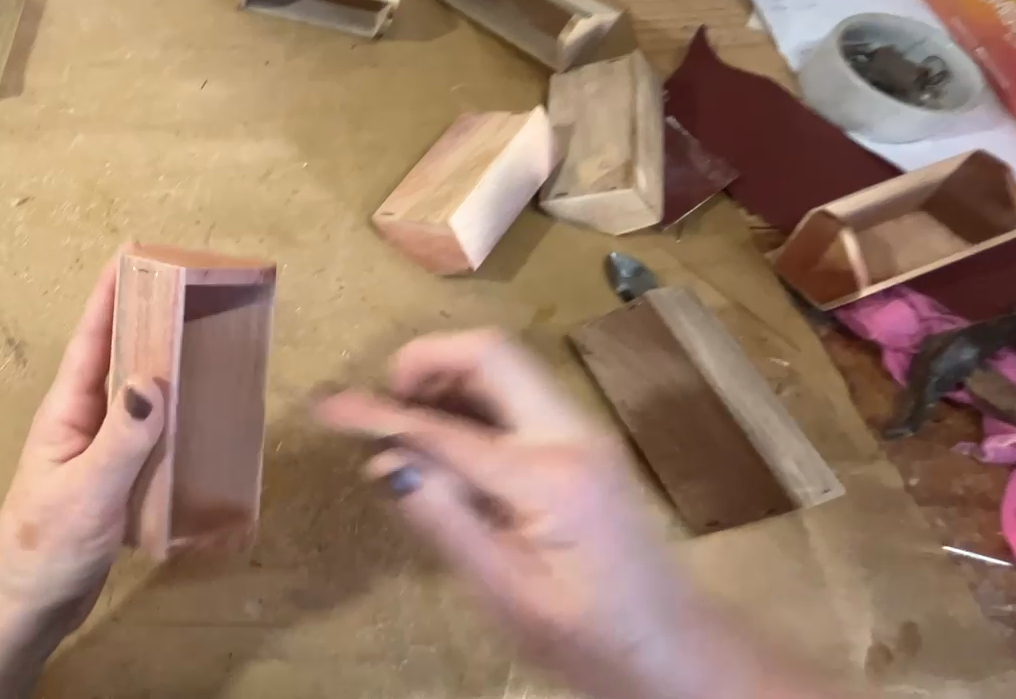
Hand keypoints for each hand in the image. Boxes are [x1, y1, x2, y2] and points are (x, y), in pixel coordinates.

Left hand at [0, 254, 164, 628]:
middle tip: (180, 287)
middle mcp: (82, 416)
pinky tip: (195, 413)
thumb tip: (154, 379)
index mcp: (67, 408)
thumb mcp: (87, 490)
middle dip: (141, 316)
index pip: (91, 337)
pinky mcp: (113, 473)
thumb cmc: (47, 545)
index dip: (109, 293)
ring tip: (196, 337)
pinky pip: (146, 430)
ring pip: (133, 391)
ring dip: (159, 362)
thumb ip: (121, 438)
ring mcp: (97, 445)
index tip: (132, 253)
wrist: (30, 605)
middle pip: (115, 354)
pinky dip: (169, 414)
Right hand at [312, 328, 707, 698]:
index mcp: (548, 480)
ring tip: (411, 422)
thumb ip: (444, 522)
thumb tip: (383, 462)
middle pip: (487, 353)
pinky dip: (468, 394)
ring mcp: (581, 432)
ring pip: (501, 362)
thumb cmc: (593, 642)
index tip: (328, 408)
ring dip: (446, 374)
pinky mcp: (580, 439)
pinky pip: (514, 388)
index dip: (377, 414)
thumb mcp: (507, 598)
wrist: (688, 661)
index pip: (442, 429)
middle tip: (389, 402)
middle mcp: (569, 436)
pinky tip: (449, 439)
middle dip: (425, 362)